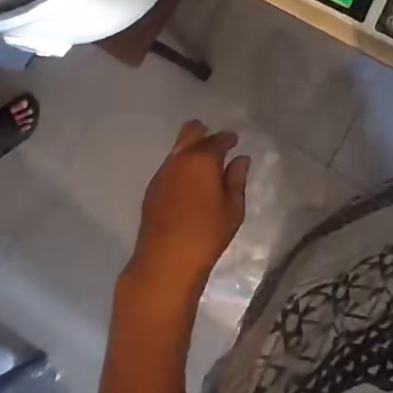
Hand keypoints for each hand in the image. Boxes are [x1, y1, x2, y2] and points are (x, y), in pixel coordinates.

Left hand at [129, 121, 250, 290]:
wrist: (165, 261)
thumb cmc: (206, 235)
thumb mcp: (233, 209)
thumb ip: (236, 180)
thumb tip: (240, 159)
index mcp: (202, 160)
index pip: (218, 138)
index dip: (228, 138)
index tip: (235, 141)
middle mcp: (179, 159)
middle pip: (190, 131)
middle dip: (205, 134)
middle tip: (218, 148)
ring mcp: (162, 173)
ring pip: (177, 148)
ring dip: (191, 151)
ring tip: (205, 170)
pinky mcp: (152, 189)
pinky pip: (169, 166)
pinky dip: (181, 167)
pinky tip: (189, 186)